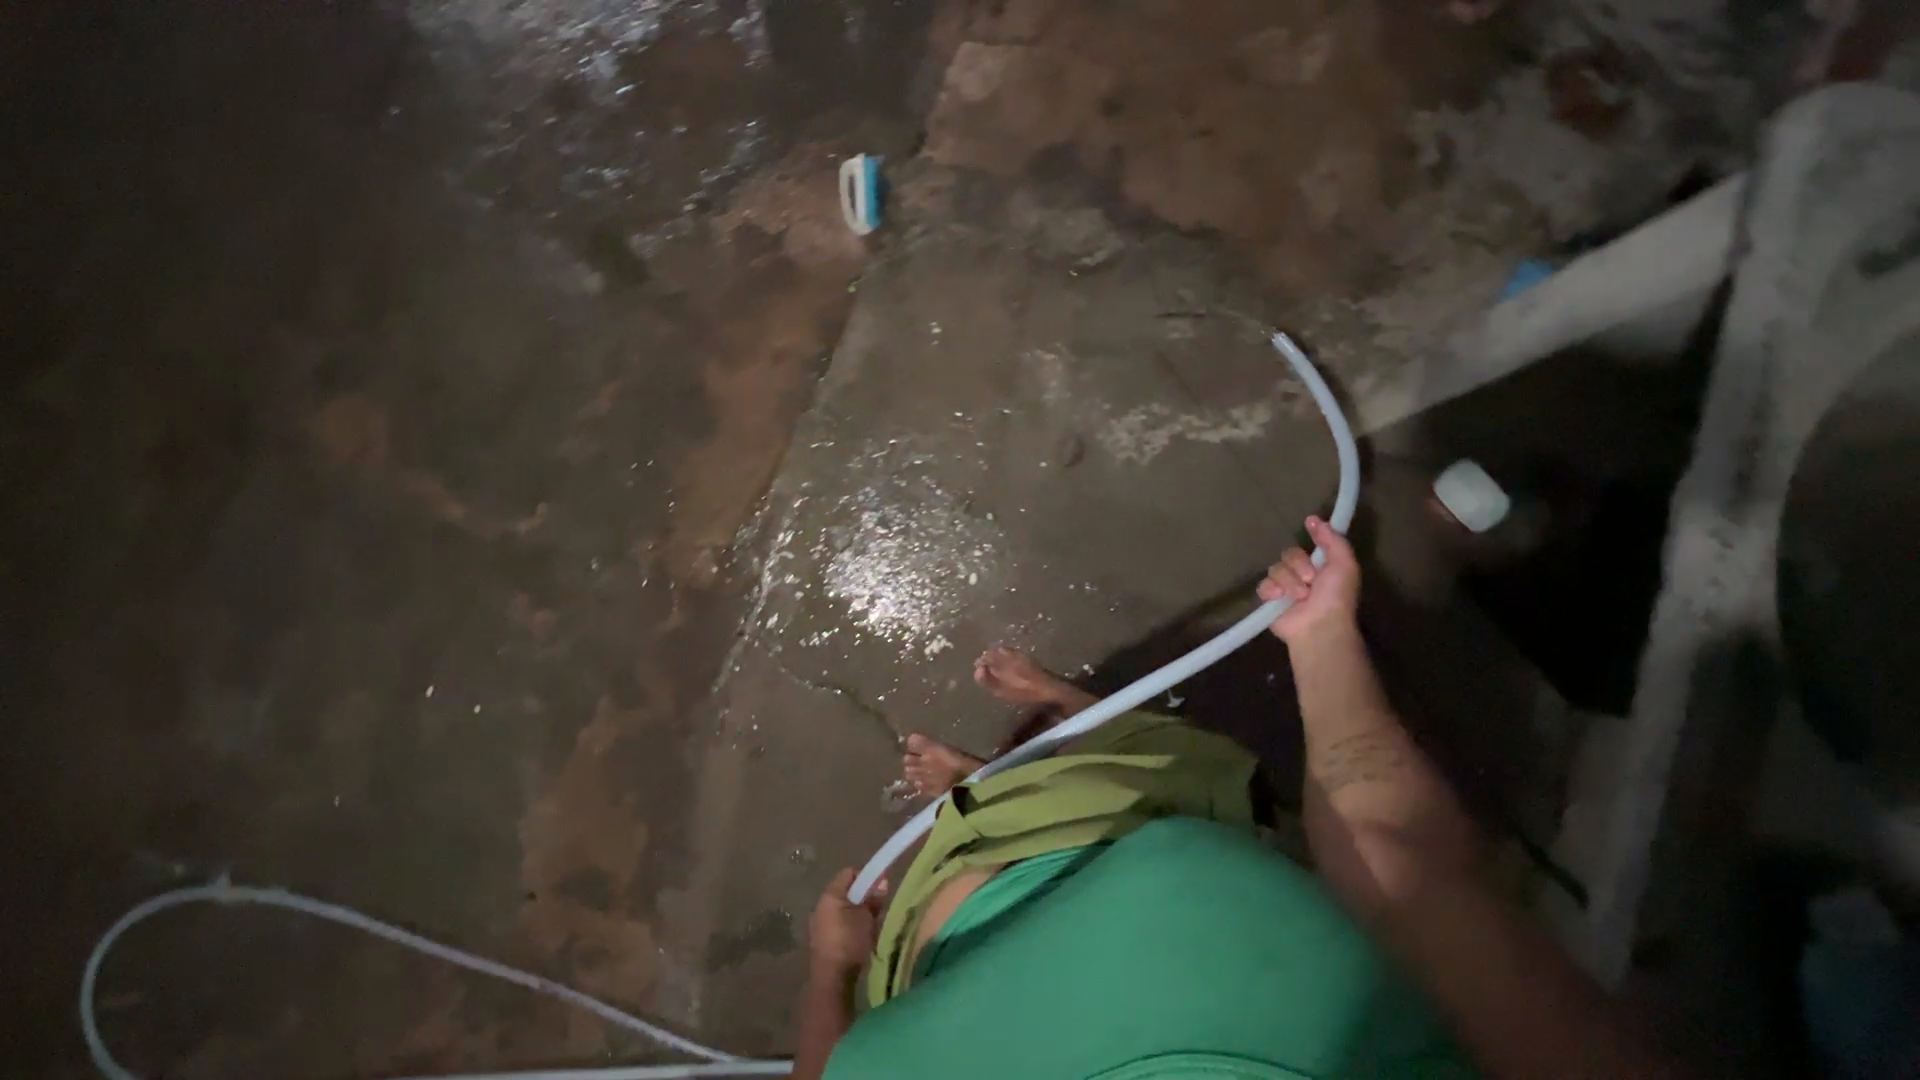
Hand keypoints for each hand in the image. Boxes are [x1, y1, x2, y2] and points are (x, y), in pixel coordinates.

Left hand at [808, 868, 887, 978]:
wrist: (832, 979)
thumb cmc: (850, 941)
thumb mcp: (867, 917)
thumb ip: (874, 898)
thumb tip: (882, 882)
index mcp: (830, 895)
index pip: (849, 873)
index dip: (866, 877)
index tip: (879, 889)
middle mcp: (821, 906)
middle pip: (846, 892)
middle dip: (863, 898)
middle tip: (878, 909)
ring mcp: (819, 924)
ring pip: (843, 910)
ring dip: (858, 914)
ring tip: (871, 926)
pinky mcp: (821, 941)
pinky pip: (839, 925)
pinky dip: (850, 927)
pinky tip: (861, 939)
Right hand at [1257, 516, 1360, 645]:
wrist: (1319, 624)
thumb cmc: (1336, 596)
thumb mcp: (1344, 564)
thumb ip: (1332, 539)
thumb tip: (1313, 518)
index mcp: (1320, 567)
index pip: (1308, 544)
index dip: (1311, 539)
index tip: (1309, 524)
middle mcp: (1302, 575)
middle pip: (1288, 555)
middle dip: (1299, 565)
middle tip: (1310, 580)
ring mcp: (1284, 588)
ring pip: (1276, 569)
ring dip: (1289, 581)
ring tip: (1300, 596)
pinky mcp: (1269, 601)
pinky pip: (1263, 585)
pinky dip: (1272, 591)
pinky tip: (1280, 598)